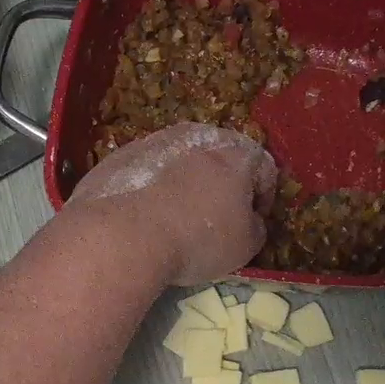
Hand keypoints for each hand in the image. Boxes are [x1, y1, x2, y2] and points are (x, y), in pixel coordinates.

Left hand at [65, 122, 276, 284]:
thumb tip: (252, 221)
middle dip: (220, 185)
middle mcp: (197, 138)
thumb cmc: (198, 240)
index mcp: (236, 154)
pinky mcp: (121, 156)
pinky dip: (149, 188)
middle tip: (213, 217)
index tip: (252, 223)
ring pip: (179, 161)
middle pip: (219, 159)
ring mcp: (155, 142)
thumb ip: (257, 227)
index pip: (263, 169)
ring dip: (183, 183)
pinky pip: (146, 171)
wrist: (125, 235)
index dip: (262, 198)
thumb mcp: (245, 245)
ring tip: (174, 217)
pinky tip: (143, 216)